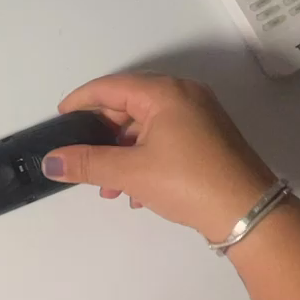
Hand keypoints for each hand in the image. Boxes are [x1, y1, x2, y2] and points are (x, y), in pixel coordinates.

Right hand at [42, 73, 278, 242]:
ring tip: (109, 187)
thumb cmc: (188, 182)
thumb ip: (87, 163)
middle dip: (103, 136)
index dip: (81, 101)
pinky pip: (165, 138)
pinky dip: (144, 158)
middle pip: (129, 105)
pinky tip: (135, 191)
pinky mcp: (208, 138)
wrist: (248, 212)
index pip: (111, 87)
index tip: (60, 119)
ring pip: (146, 127)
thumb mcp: (130, 173)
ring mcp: (200, 116)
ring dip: (122, 154)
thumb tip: (51, 162)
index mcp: (165, 93)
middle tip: (83, 158)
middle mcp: (184, 96)